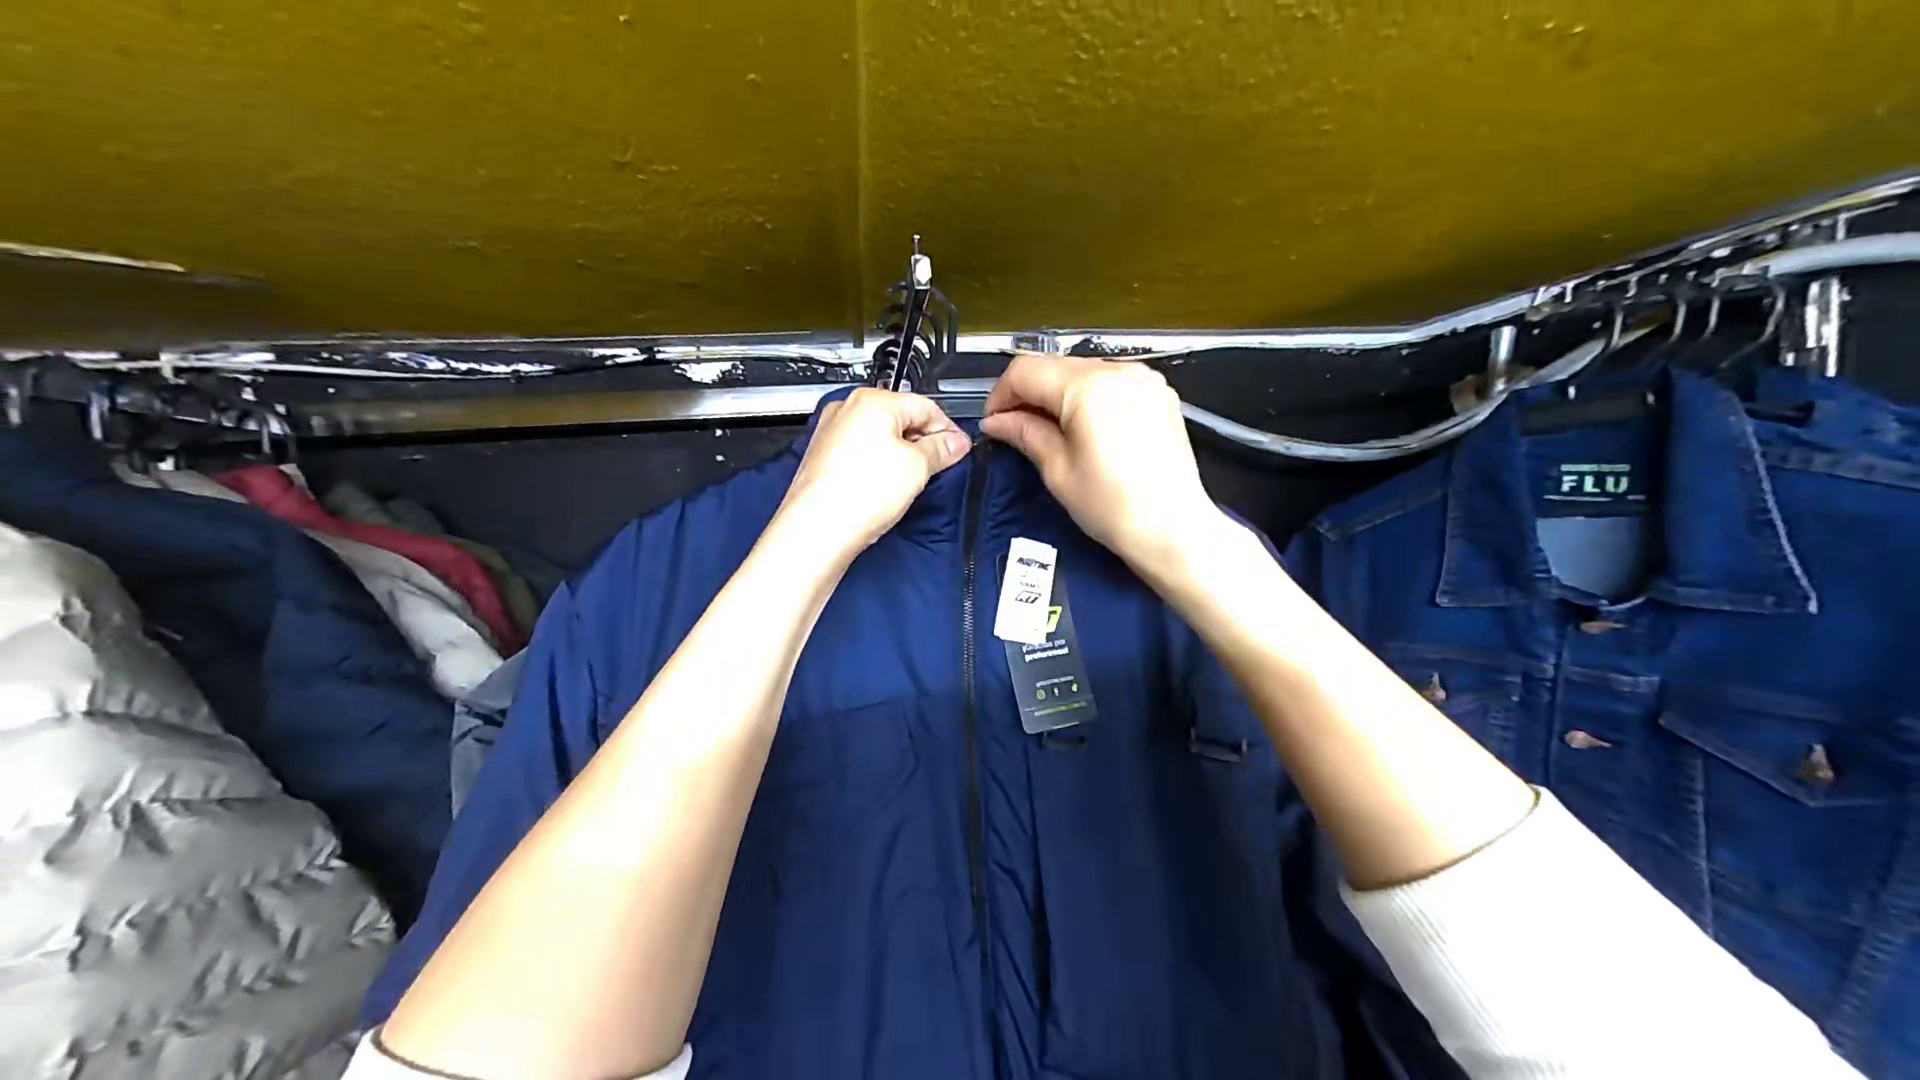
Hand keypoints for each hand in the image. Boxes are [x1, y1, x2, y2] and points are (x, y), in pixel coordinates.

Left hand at [772, 388, 971, 561]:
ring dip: (901, 458)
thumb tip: (955, 442)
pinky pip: (862, 455)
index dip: (947, 430)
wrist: (816, 530)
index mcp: (870, 401)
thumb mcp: (917, 468)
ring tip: (908, 484)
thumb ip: (941, 449)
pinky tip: (884, 490)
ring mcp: (832, 434)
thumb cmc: (854, 496)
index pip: (925, 406)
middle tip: (938, 467)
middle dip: (923, 443)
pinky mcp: (824, 459)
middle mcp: (846, 410)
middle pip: (901, 419)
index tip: (958, 449)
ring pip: (881, 438)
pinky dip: (879, 468)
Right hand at [981, 353, 1223, 567]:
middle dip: (1028, 394)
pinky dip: (1088, 398)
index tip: (994, 422)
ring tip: (1049, 432)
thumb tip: (998, 421)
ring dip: (1058, 395)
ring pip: (1082, 372)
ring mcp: (1143, 380)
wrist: (1173, 529)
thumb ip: (1025, 433)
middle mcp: (1118, 371)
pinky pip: (1110, 383)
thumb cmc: (1114, 507)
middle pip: (1054, 366)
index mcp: (1088, 387)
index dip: (1001, 395)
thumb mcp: (1058, 470)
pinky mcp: (1157, 395)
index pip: (1025, 370)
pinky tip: (1083, 429)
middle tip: (1014, 429)